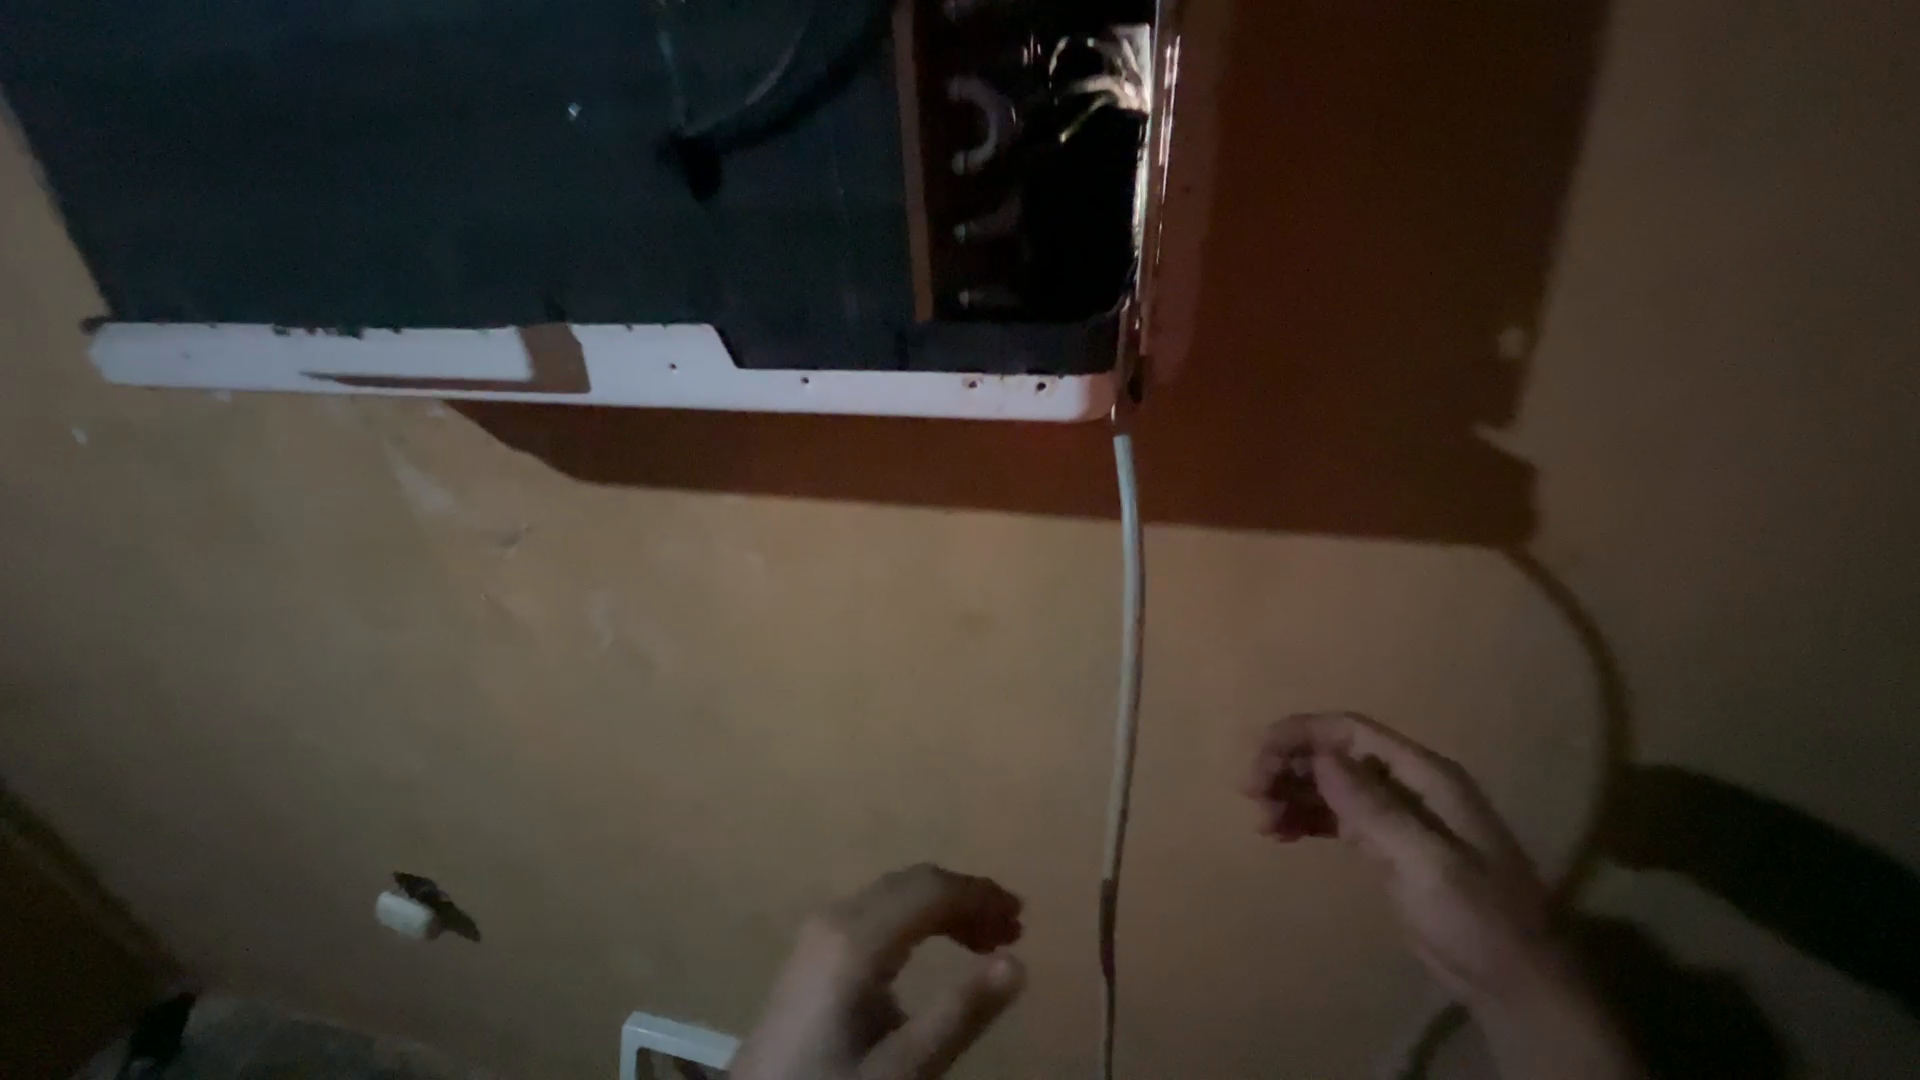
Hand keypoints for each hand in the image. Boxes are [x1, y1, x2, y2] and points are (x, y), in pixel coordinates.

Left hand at [732, 864, 1026, 1079]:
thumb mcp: (902, 1070)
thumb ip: (960, 1013)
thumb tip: (1018, 962)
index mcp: (856, 937)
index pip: (931, 889)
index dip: (980, 895)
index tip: (1021, 917)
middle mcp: (837, 916)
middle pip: (913, 883)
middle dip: (966, 898)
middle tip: (1012, 929)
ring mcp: (820, 929)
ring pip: (895, 893)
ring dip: (942, 907)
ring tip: (985, 939)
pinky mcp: (814, 948)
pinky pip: (876, 910)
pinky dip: (915, 917)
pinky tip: (933, 946)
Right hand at [1247, 712, 1640, 1079]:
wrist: (1514, 984)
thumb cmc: (1478, 919)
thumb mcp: (1427, 863)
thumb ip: (1374, 807)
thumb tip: (1320, 756)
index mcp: (1426, 776)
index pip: (1352, 732)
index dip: (1302, 733)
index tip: (1259, 756)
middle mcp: (1406, 785)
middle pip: (1334, 754)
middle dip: (1289, 764)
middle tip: (1251, 792)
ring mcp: (1395, 816)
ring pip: (1329, 784)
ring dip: (1291, 792)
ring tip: (1262, 820)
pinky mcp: (1384, 845)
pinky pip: (1333, 816)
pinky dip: (1304, 817)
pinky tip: (1279, 833)